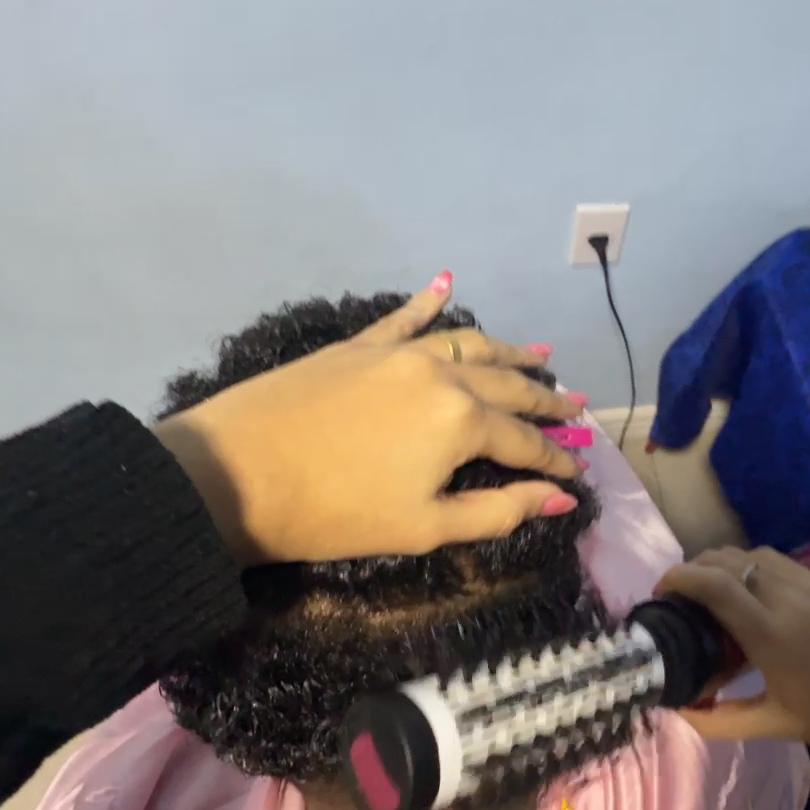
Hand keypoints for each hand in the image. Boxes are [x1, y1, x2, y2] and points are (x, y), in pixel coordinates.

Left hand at [153, 275, 583, 564]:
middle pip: (508, 384)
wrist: (232, 475)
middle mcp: (442, 373)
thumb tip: (560, 501)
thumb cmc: (335, 514)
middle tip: (576, 410)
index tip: (578, 472)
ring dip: (509, 351)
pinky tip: (447, 283)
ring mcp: (399, 352)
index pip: (525, 441)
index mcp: (462, 420)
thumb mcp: (426, 527)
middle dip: (546, 400)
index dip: (555, 460)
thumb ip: (499, 511)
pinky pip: (405, 317)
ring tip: (541, 354)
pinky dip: (429, 301)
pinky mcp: (360, 344)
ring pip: (470, 344)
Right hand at [658, 546, 809, 744]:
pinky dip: (745, 563)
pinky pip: (769, 556)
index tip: (661, 590)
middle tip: (680, 595)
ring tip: (708, 589)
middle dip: (693, 569)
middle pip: (724, 559)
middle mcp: (783, 597)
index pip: (715, 585)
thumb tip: (680, 711)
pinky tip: (743, 587)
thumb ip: (722, 720)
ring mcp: (802, 580)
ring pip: (745, 552)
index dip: (681, 577)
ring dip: (717, 564)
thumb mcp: (777, 724)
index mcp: (770, 633)